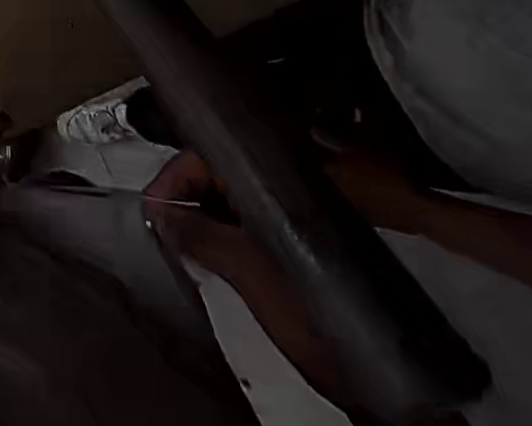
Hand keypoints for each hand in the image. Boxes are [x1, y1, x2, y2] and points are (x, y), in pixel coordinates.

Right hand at [145, 151, 349, 406]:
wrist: (379, 376)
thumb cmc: (317, 318)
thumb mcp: (249, 272)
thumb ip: (202, 235)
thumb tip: (162, 213)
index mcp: (281, 176)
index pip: (215, 155)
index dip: (177, 178)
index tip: (152, 207)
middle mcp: (292, 179)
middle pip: (224, 167)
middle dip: (188, 192)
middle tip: (161, 222)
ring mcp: (300, 204)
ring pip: (237, 191)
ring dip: (206, 209)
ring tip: (179, 234)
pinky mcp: (303, 228)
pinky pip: (254, 212)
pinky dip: (229, 224)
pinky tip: (211, 244)